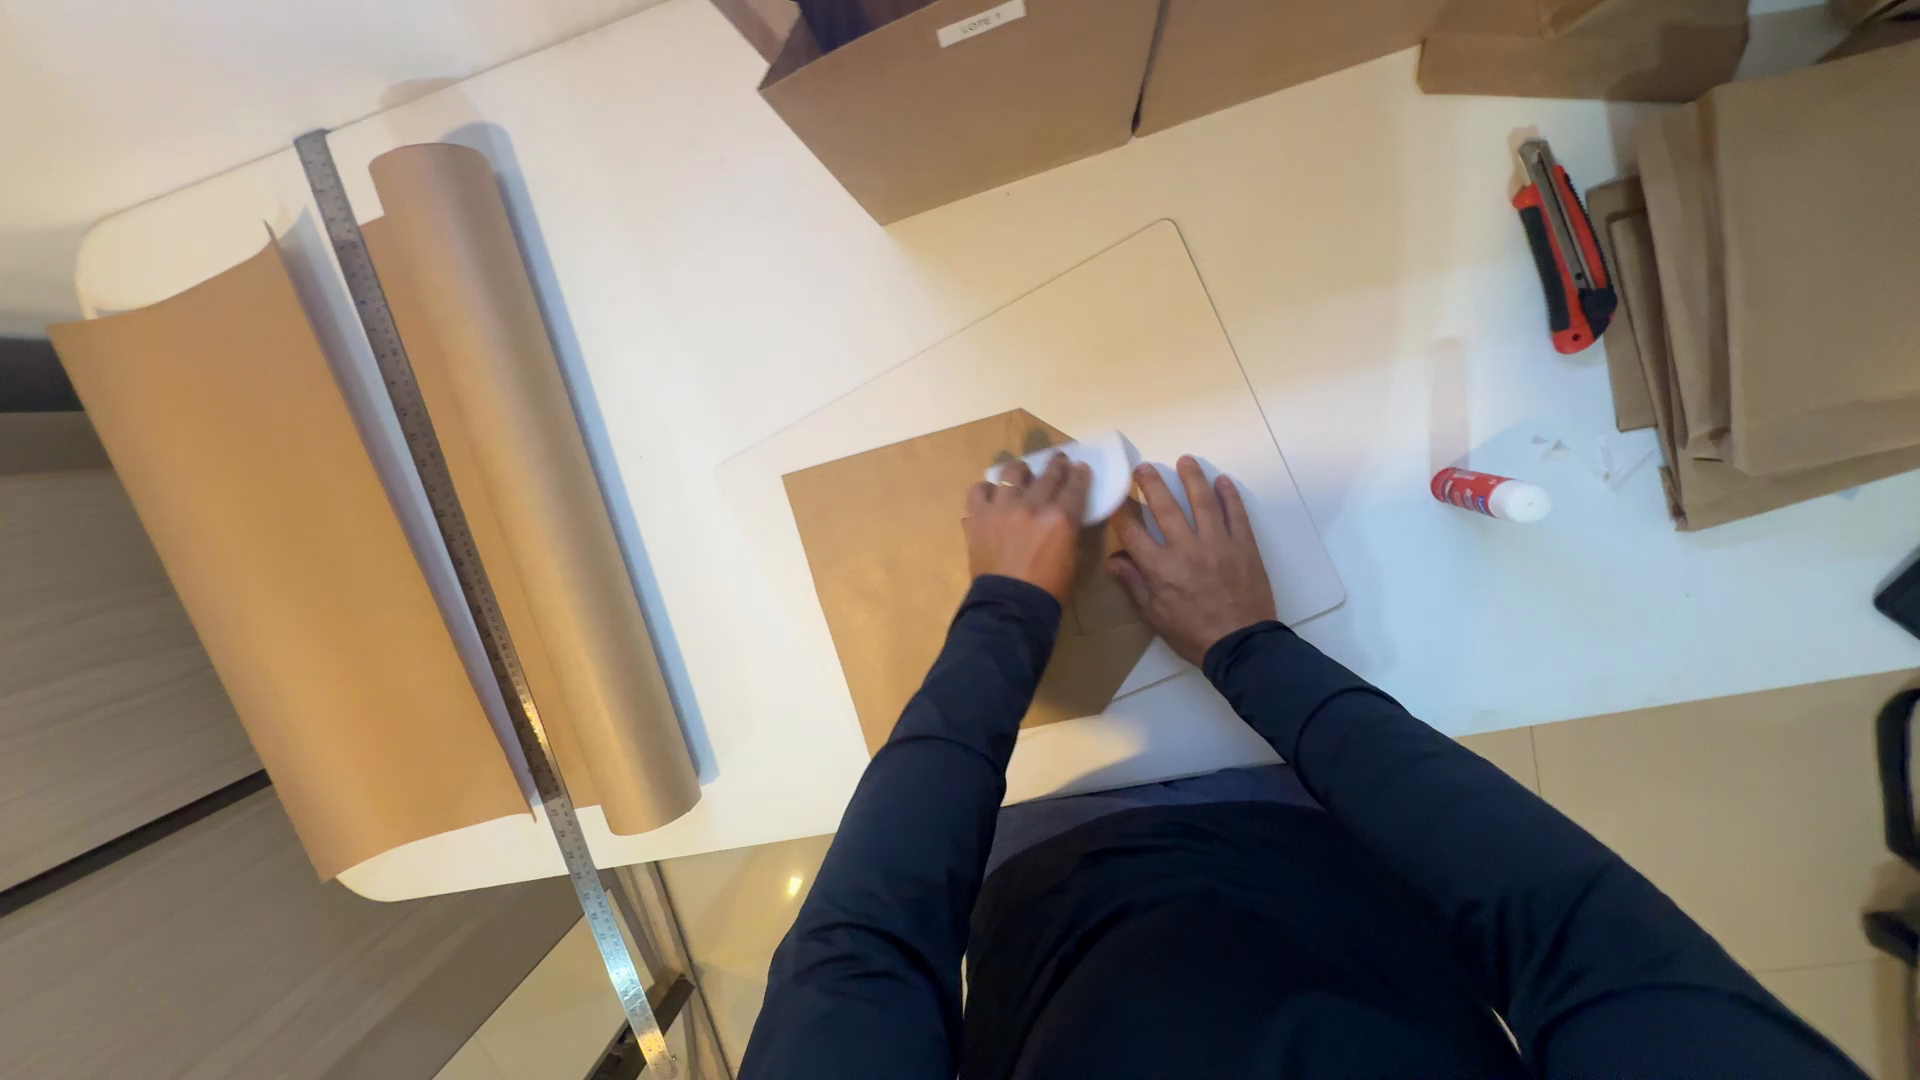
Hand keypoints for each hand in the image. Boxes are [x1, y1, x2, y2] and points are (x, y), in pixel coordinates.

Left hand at [966, 454, 1092, 604]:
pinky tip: (992, 496)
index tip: (1080, 467)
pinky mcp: (979, 517)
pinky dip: (987, 490)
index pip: (1075, 485)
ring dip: (1021, 471)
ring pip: (1012, 473)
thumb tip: (1068, 516)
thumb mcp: (1073, 558)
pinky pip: (979, 490)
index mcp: (1061, 518)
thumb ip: (1071, 530)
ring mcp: (1002, 508)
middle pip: (1048, 474)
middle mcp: (1033, 506)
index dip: (1080, 474)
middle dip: (1057, 464)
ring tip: (1022, 473)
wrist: (1010, 607)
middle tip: (1059, 461)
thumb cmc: (1049, 589)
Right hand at [1108, 456, 1276, 665]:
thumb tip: (1114, 559)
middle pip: (1165, 508)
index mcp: (1160, 568)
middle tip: (1144, 467)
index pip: (1133, 532)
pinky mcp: (1244, 546)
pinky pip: (1236, 514)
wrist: (1241, 645)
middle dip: (1151, 483)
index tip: (1116, 497)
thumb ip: (1134, 583)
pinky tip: (1222, 481)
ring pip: (1202, 502)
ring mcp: (1217, 544)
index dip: (1121, 512)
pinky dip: (1229, 496)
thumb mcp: (1154, 616)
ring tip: (1184, 460)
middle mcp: (1186, 549)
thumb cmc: (1192, 635)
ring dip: (1192, 478)